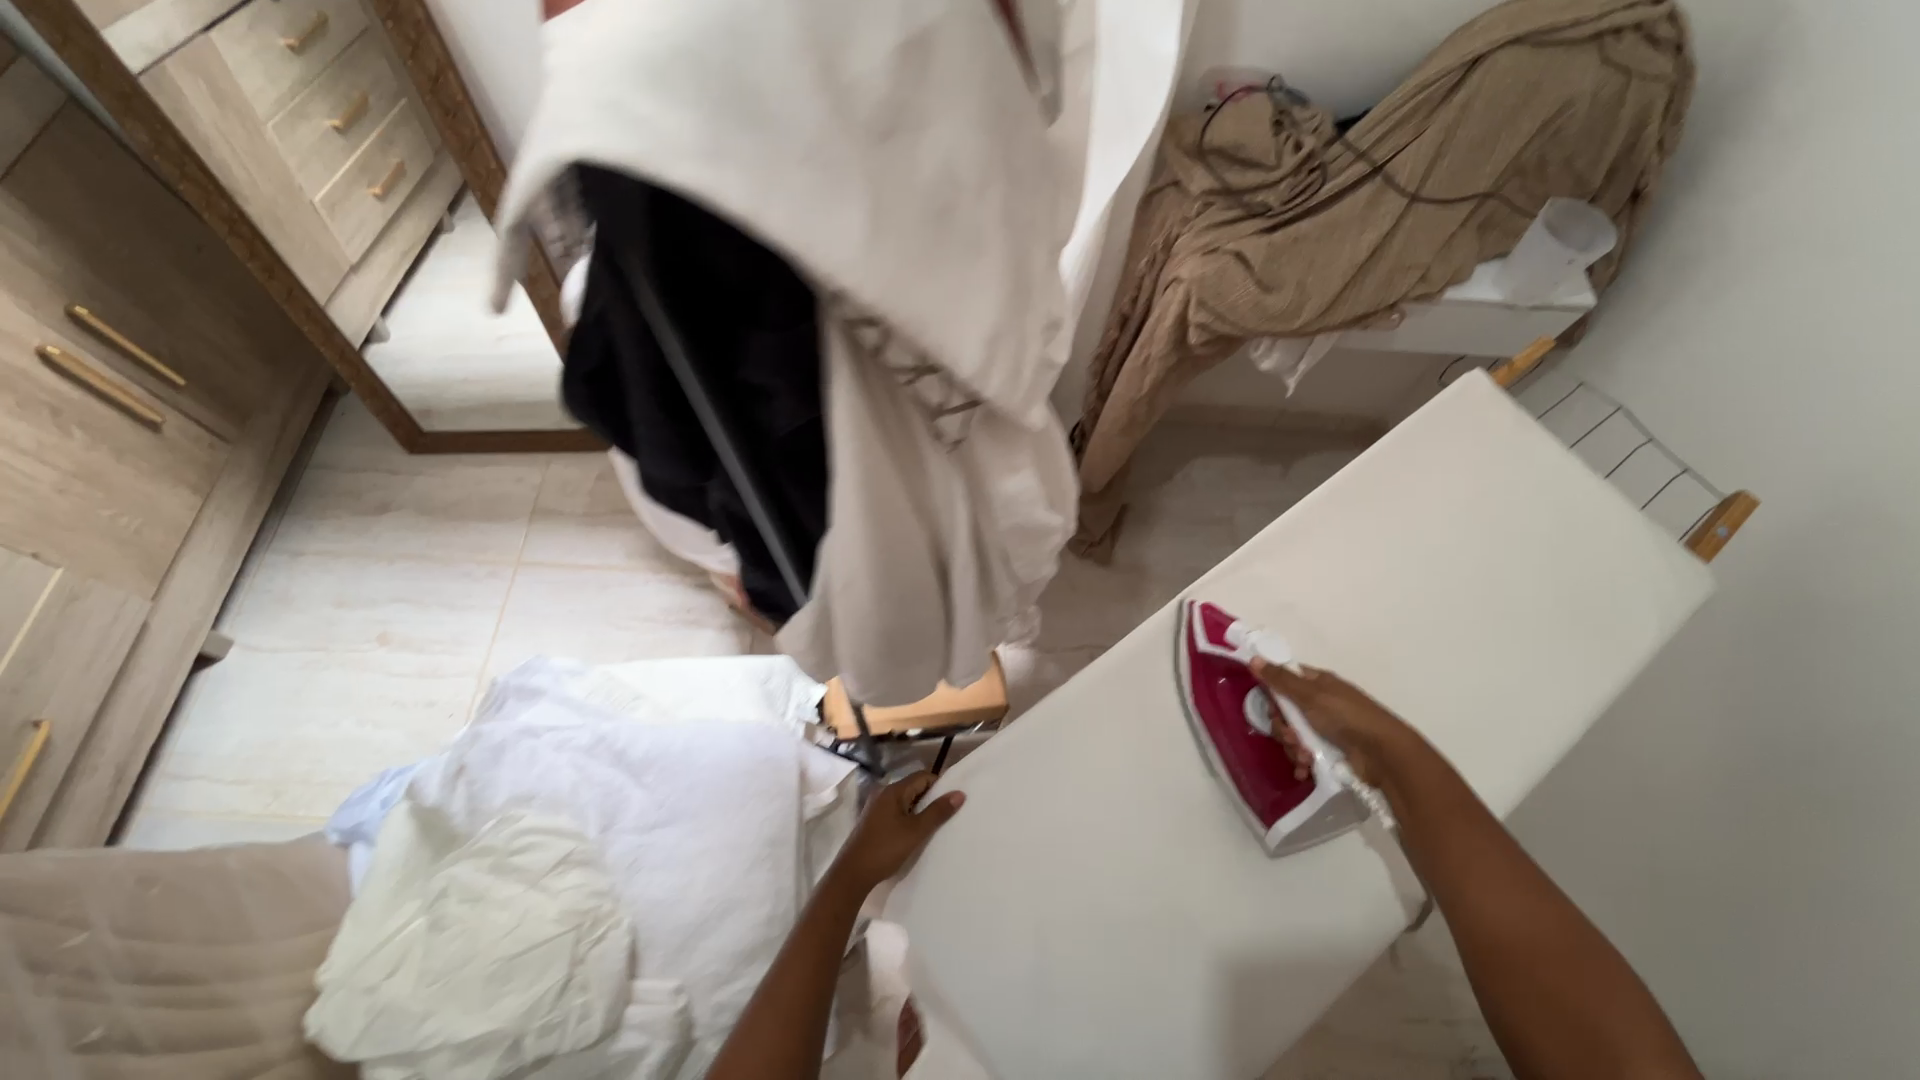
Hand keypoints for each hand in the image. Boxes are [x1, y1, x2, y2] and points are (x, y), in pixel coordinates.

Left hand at [829, 772, 964, 893]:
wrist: (852, 873)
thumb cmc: (885, 848)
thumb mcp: (916, 831)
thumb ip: (938, 812)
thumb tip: (959, 793)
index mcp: (893, 791)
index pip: (922, 776)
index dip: (939, 785)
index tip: (954, 799)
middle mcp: (883, 794)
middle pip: (913, 787)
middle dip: (931, 798)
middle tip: (949, 813)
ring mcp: (876, 808)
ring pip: (905, 801)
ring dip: (920, 810)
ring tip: (936, 824)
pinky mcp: (873, 822)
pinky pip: (896, 812)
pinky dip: (909, 818)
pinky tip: (916, 833)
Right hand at [1251, 659, 1414, 787]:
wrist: (1383, 754)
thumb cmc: (1346, 716)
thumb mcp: (1310, 695)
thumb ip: (1280, 679)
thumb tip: (1254, 658)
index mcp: (1318, 683)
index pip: (1285, 681)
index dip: (1274, 693)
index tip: (1271, 705)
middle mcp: (1320, 703)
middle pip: (1285, 712)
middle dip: (1283, 727)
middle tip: (1291, 736)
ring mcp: (1325, 728)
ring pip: (1292, 735)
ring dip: (1293, 747)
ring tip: (1304, 756)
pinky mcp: (1328, 752)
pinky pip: (1303, 754)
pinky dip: (1302, 761)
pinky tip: (1305, 769)